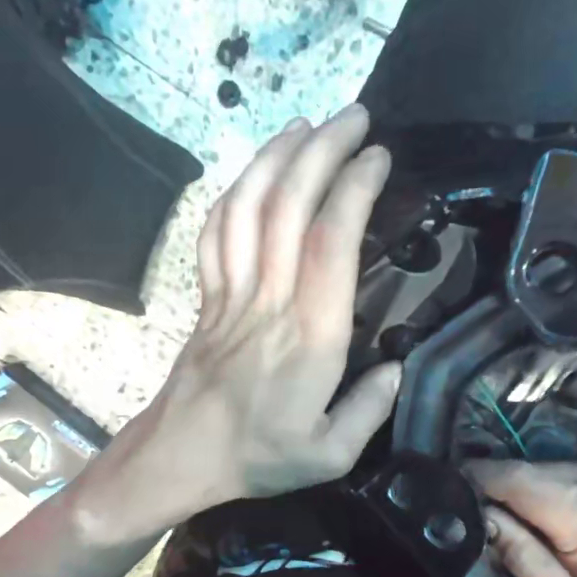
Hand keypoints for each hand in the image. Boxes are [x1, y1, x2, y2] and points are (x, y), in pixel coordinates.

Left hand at [76, 105, 401, 540]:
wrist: (181, 459)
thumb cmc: (259, 458)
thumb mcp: (331, 456)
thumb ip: (369, 410)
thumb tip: (396, 367)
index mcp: (310, 338)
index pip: (330, 243)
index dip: (354, 189)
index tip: (378, 157)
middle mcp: (270, 302)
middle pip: (289, 208)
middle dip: (322, 150)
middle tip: (354, 117)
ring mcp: (232, 295)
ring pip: (248, 209)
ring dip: (277, 159)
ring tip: (306, 125)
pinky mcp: (208, 297)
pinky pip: (215, 234)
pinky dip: (234, 193)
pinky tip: (254, 174)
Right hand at [466, 460, 576, 576]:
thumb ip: (526, 562)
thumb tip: (484, 519)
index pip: (513, 479)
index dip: (476, 482)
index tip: (453, 499)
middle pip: (528, 469)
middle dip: (498, 489)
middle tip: (484, 522)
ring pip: (549, 467)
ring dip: (527, 489)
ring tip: (523, 526)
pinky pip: (573, 469)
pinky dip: (553, 488)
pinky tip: (558, 518)